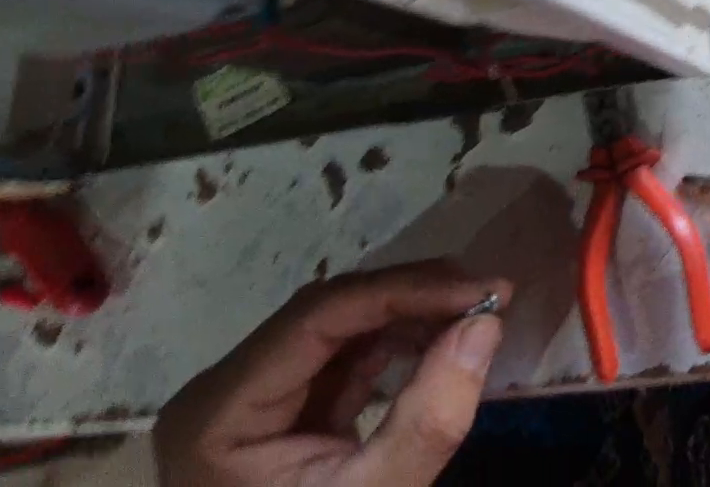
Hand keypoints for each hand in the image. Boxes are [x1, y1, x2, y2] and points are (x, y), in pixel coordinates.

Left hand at [155, 261, 510, 486]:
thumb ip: (429, 419)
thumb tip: (486, 323)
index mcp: (219, 411)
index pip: (319, 316)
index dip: (405, 291)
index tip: (481, 291)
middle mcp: (227, 387)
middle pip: (330, 312)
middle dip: (415, 296)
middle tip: (490, 294)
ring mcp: (255, 397)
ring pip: (344, 326)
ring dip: (414, 314)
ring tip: (477, 314)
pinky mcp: (287, 411)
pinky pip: (348, 356)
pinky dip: (402, 343)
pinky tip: (444, 340)